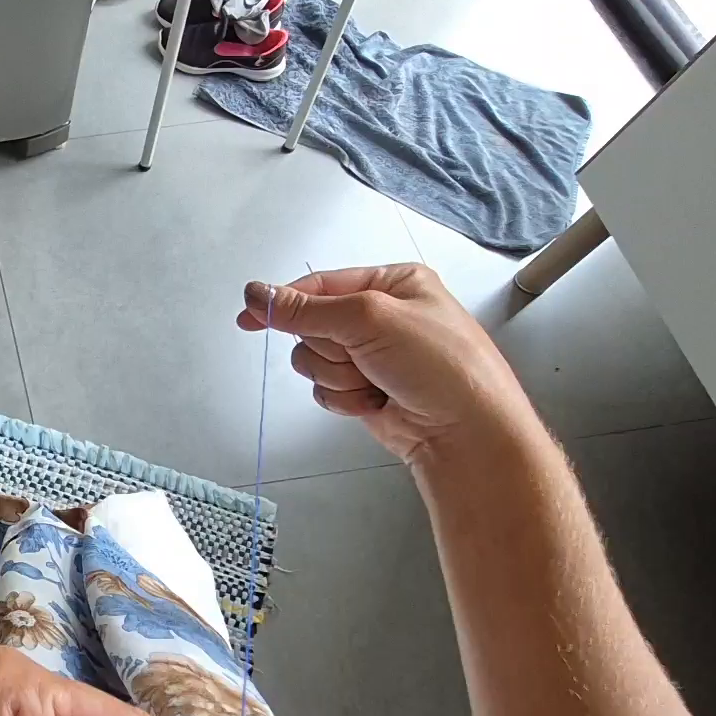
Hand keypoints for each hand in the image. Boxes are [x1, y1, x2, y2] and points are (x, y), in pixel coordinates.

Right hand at [236, 263, 540, 463]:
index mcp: (391, 283)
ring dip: (337, 376)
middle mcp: (379, 316)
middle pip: (310, 327)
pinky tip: (373, 400)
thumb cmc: (440, 365)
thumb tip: (255, 294)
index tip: (249, 318)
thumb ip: (305, 309)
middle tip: (362, 355)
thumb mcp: (369, 321)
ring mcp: (369, 354)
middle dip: (329, 348)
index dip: (283, 303)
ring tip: (375, 381)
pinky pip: (322, 388)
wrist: (465, 432)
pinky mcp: (361, 387)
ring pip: (312, 361)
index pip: (319, 286)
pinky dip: (342, 398)